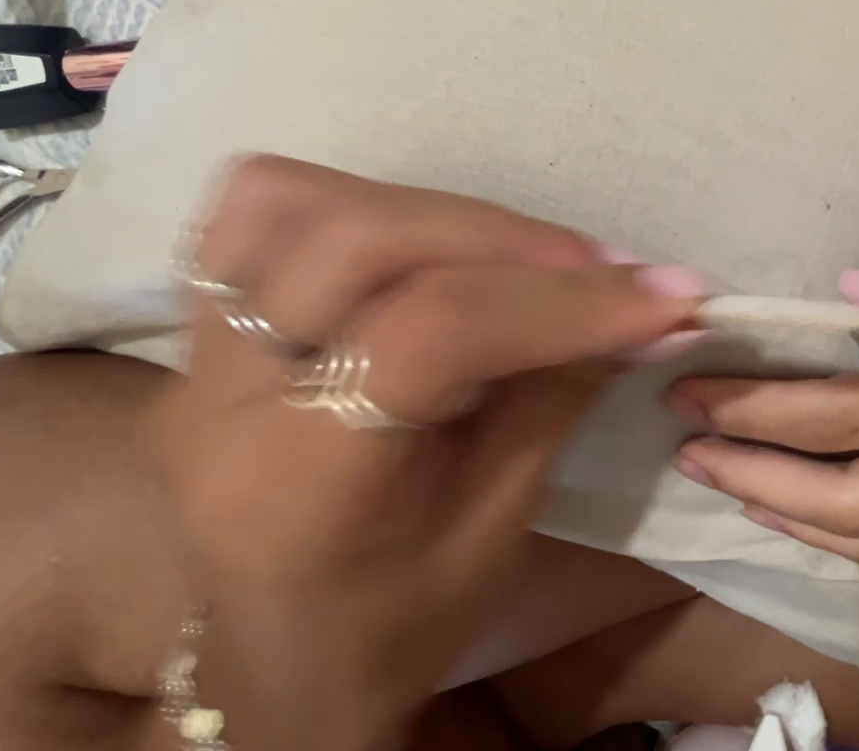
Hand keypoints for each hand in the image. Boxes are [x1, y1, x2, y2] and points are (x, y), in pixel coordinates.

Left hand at [144, 156, 699, 747]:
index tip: (663, 298)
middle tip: (600, 268)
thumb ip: (559, 393)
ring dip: (432, 211)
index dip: (558, 303)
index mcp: (301, 484)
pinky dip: (361, 203)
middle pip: (360, 243)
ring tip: (519, 253)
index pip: (430, 336)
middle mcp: (223, 400)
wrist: (285, 655)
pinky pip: (263, 211)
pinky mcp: (200, 325)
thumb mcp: (500, 526)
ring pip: (299, 202)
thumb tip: (646, 305)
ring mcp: (195, 352)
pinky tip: (430, 242)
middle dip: (506, 239)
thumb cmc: (401, 620)